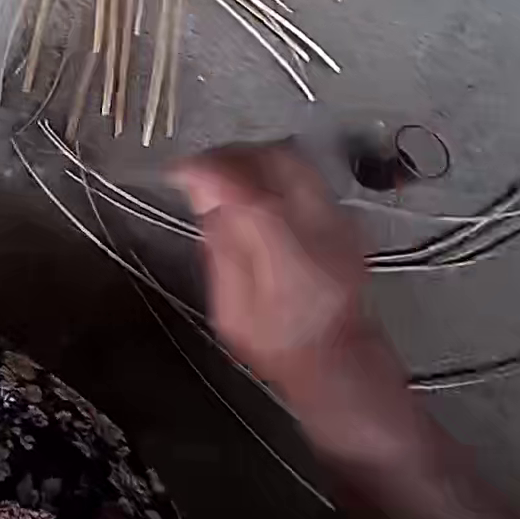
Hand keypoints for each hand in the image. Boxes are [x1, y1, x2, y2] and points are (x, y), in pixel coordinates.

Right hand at [170, 141, 381, 396]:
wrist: (342, 362)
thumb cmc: (281, 348)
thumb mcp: (233, 313)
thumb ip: (220, 250)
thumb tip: (203, 195)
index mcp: (291, 263)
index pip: (248, 196)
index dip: (208, 173)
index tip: (178, 170)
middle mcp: (322, 231)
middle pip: (274, 161)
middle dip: (228, 156)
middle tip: (198, 167)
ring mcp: (339, 219)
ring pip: (291, 159)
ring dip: (248, 157)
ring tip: (219, 172)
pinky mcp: (341, 215)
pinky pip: (302, 172)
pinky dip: (268, 167)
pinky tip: (248, 183)